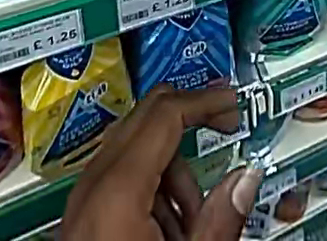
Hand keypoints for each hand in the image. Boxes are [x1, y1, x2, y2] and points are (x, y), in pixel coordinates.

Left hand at [62, 85, 257, 240]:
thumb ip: (219, 220)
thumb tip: (246, 176)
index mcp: (118, 190)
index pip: (166, 113)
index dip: (206, 101)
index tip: (236, 104)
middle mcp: (93, 185)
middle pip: (147, 120)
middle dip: (191, 125)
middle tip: (227, 130)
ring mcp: (81, 203)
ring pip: (136, 151)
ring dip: (174, 170)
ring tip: (195, 224)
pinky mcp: (80, 222)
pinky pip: (122, 181)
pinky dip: (151, 192)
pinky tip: (168, 236)